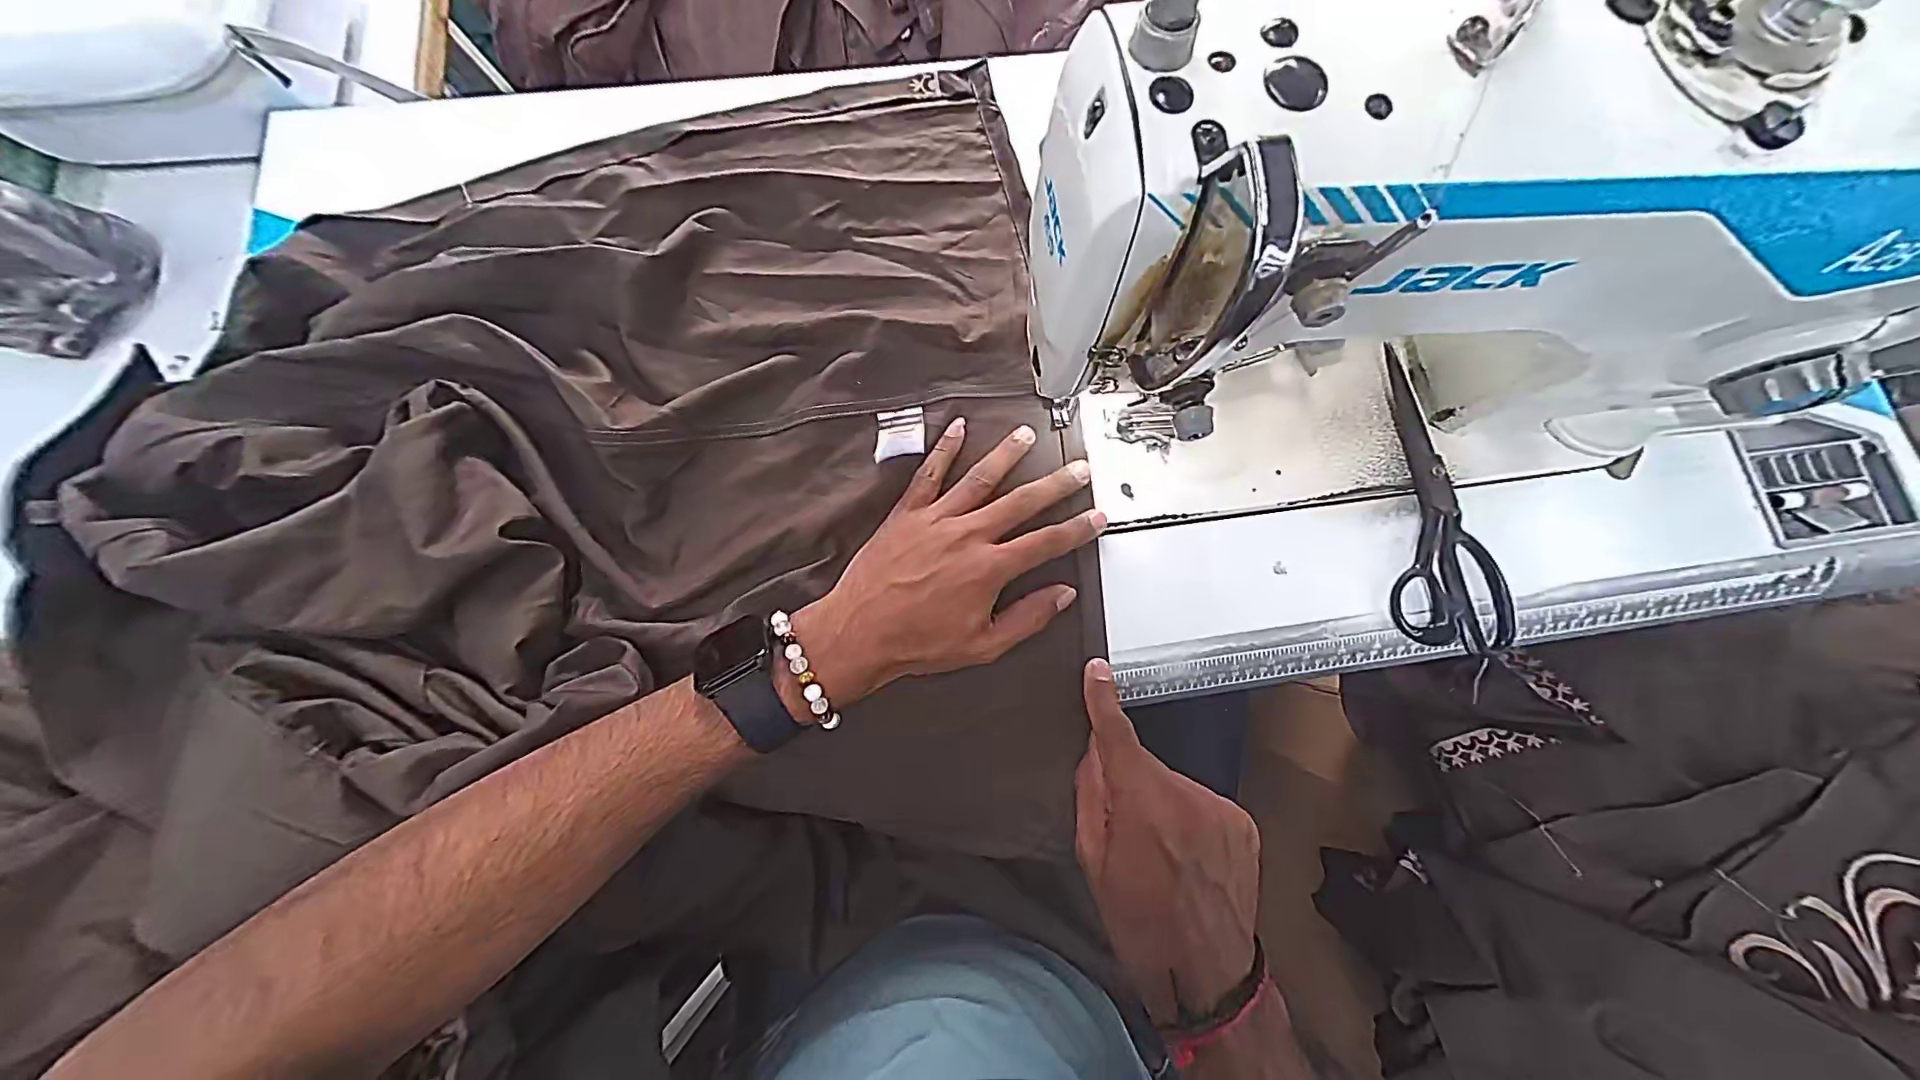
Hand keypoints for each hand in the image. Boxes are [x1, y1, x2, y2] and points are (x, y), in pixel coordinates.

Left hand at [789, 417, 1105, 710]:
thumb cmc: (914, 641)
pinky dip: (944, 449)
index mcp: (987, 569)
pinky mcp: (907, 514)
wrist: (858, 633)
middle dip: (1056, 483)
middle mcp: (965, 537)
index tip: (1094, 517)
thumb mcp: (982, 645)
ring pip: (980, 478)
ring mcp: (935, 520)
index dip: (1076, 528)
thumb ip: (1027, 618)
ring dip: (1007, 455)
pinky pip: (929, 474)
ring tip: (1026, 436)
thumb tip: (1059, 597)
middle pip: (1022, 501)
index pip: (1045, 542)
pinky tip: (956, 429)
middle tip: (1077, 469)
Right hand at [1075, 659, 1260, 1024]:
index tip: (1097, 671)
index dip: (1103, 701)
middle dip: (1131, 784)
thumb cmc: (1141, 925)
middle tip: (1128, 831)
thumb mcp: (1094, 861)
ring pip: (1174, 784)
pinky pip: (1202, 801)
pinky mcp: (1242, 821)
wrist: (1208, 974)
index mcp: (1141, 805)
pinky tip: (1189, 856)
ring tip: (1163, 854)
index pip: (1116, 737)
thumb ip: (1091, 796)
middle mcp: (1186, 797)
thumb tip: (1093, 755)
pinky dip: (1190, 818)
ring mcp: (1219, 808)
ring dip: (1163, 805)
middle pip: (1145, 765)